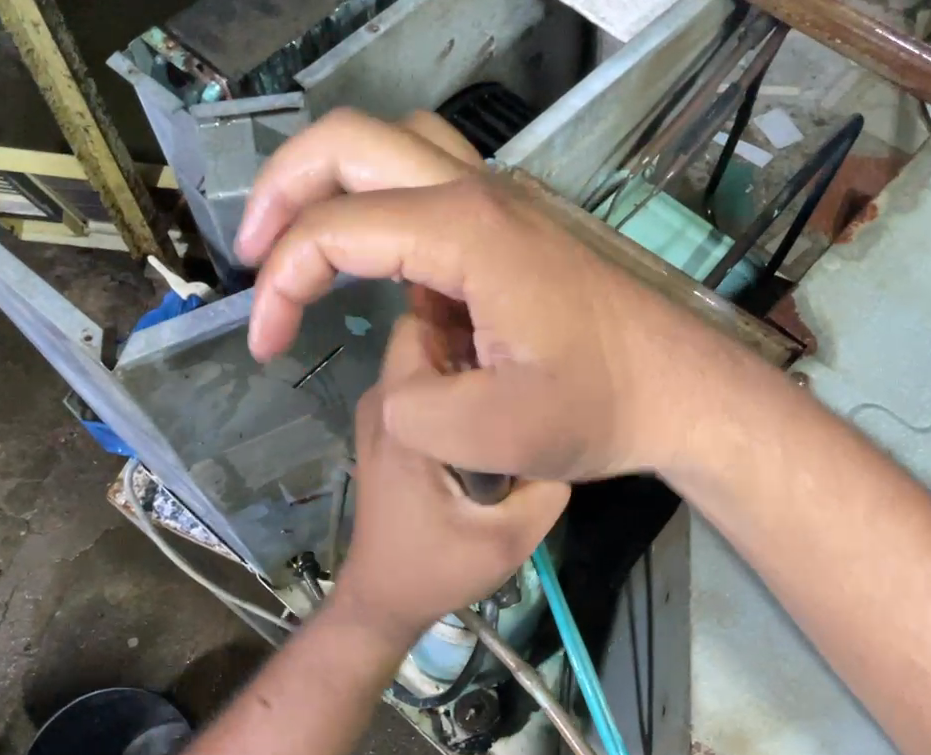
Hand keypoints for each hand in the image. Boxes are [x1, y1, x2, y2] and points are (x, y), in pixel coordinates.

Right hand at [237, 108, 734, 481]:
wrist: (680, 393)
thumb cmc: (600, 410)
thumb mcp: (494, 435)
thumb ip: (413, 411)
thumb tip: (397, 385)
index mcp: (465, 232)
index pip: (336, 231)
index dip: (281, 286)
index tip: (265, 350)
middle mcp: (479, 193)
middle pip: (352, 142)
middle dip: (283, 191)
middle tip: (251, 253)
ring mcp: (503, 202)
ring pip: (393, 147)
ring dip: (334, 184)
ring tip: (301, 245)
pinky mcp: (516, 227)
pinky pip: (430, 186)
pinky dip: (383, 211)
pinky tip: (383, 275)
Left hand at [330, 303, 568, 642]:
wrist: (384, 598)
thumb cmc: (439, 570)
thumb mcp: (512, 537)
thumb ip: (547, 481)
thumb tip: (564, 432)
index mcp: (407, 422)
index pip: (430, 325)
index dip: (478, 321)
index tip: (522, 341)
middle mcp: (381, 405)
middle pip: (428, 336)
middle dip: (476, 341)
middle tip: (525, 366)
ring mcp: (377, 416)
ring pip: (425, 361)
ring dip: (467, 367)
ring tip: (513, 389)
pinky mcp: (385, 431)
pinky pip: (420, 387)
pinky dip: (453, 390)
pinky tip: (489, 415)